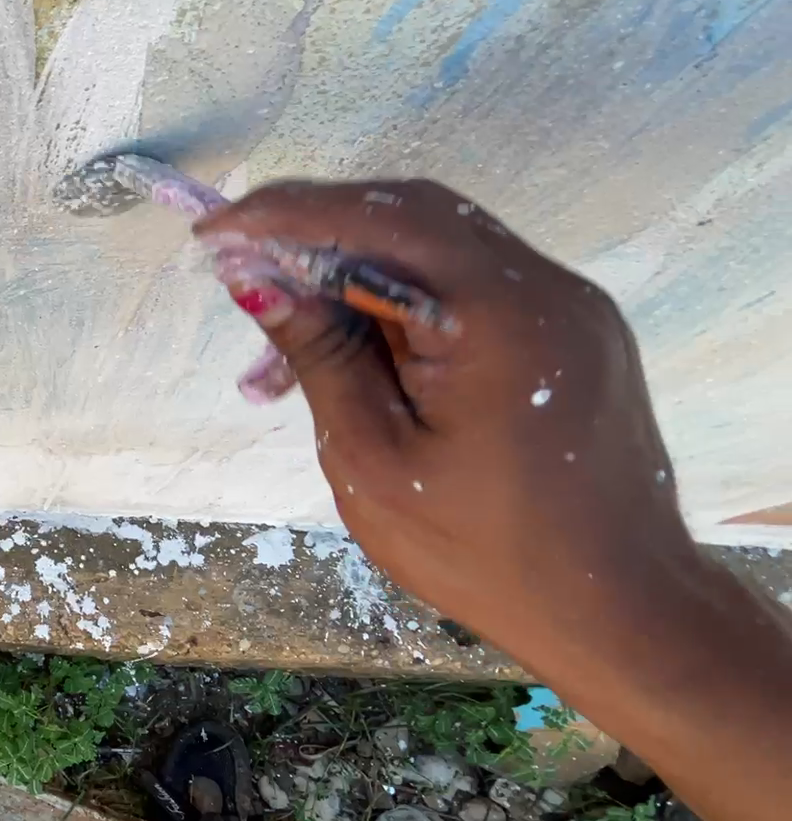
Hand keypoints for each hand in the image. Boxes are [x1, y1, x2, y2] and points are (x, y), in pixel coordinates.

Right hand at [194, 180, 694, 651]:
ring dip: (339, 272)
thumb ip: (320, 355)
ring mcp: (557, 306)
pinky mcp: (553, 332)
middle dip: (309, 230)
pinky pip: (450, 287)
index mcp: (501, 318)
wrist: (608, 605)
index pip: (382, 223)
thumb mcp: (370, 454)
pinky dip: (380, 301)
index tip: (210, 231)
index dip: (285, 215)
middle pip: (409, 216)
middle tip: (231, 263)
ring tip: (272, 336)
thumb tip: (256, 282)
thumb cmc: (474, 546)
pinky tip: (336, 350)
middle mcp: (543, 289)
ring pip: (426, 249)